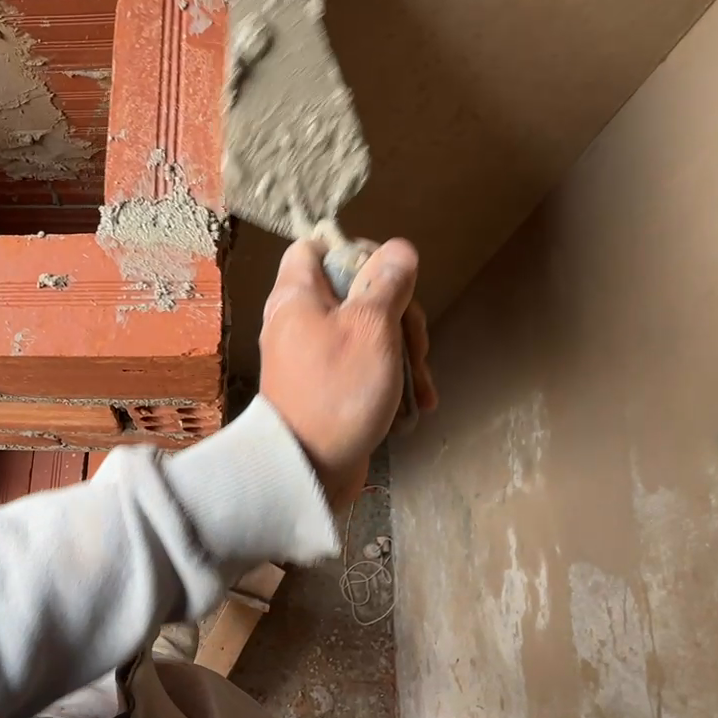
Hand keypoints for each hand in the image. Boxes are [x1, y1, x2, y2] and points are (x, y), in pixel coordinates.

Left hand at [259, 237, 437, 506]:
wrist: (306, 468)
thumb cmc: (337, 391)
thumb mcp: (370, 327)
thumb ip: (385, 283)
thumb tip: (397, 248)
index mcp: (296, 296)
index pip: (313, 248)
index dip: (352, 252)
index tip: (387, 274)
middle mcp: (298, 320)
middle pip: (354, 291)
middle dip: (397, 314)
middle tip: (415, 345)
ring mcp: (312, 354)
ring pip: (366, 331)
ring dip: (402, 352)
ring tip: (421, 384)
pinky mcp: (325, 385)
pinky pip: (362, 365)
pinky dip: (388, 377)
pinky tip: (414, 402)